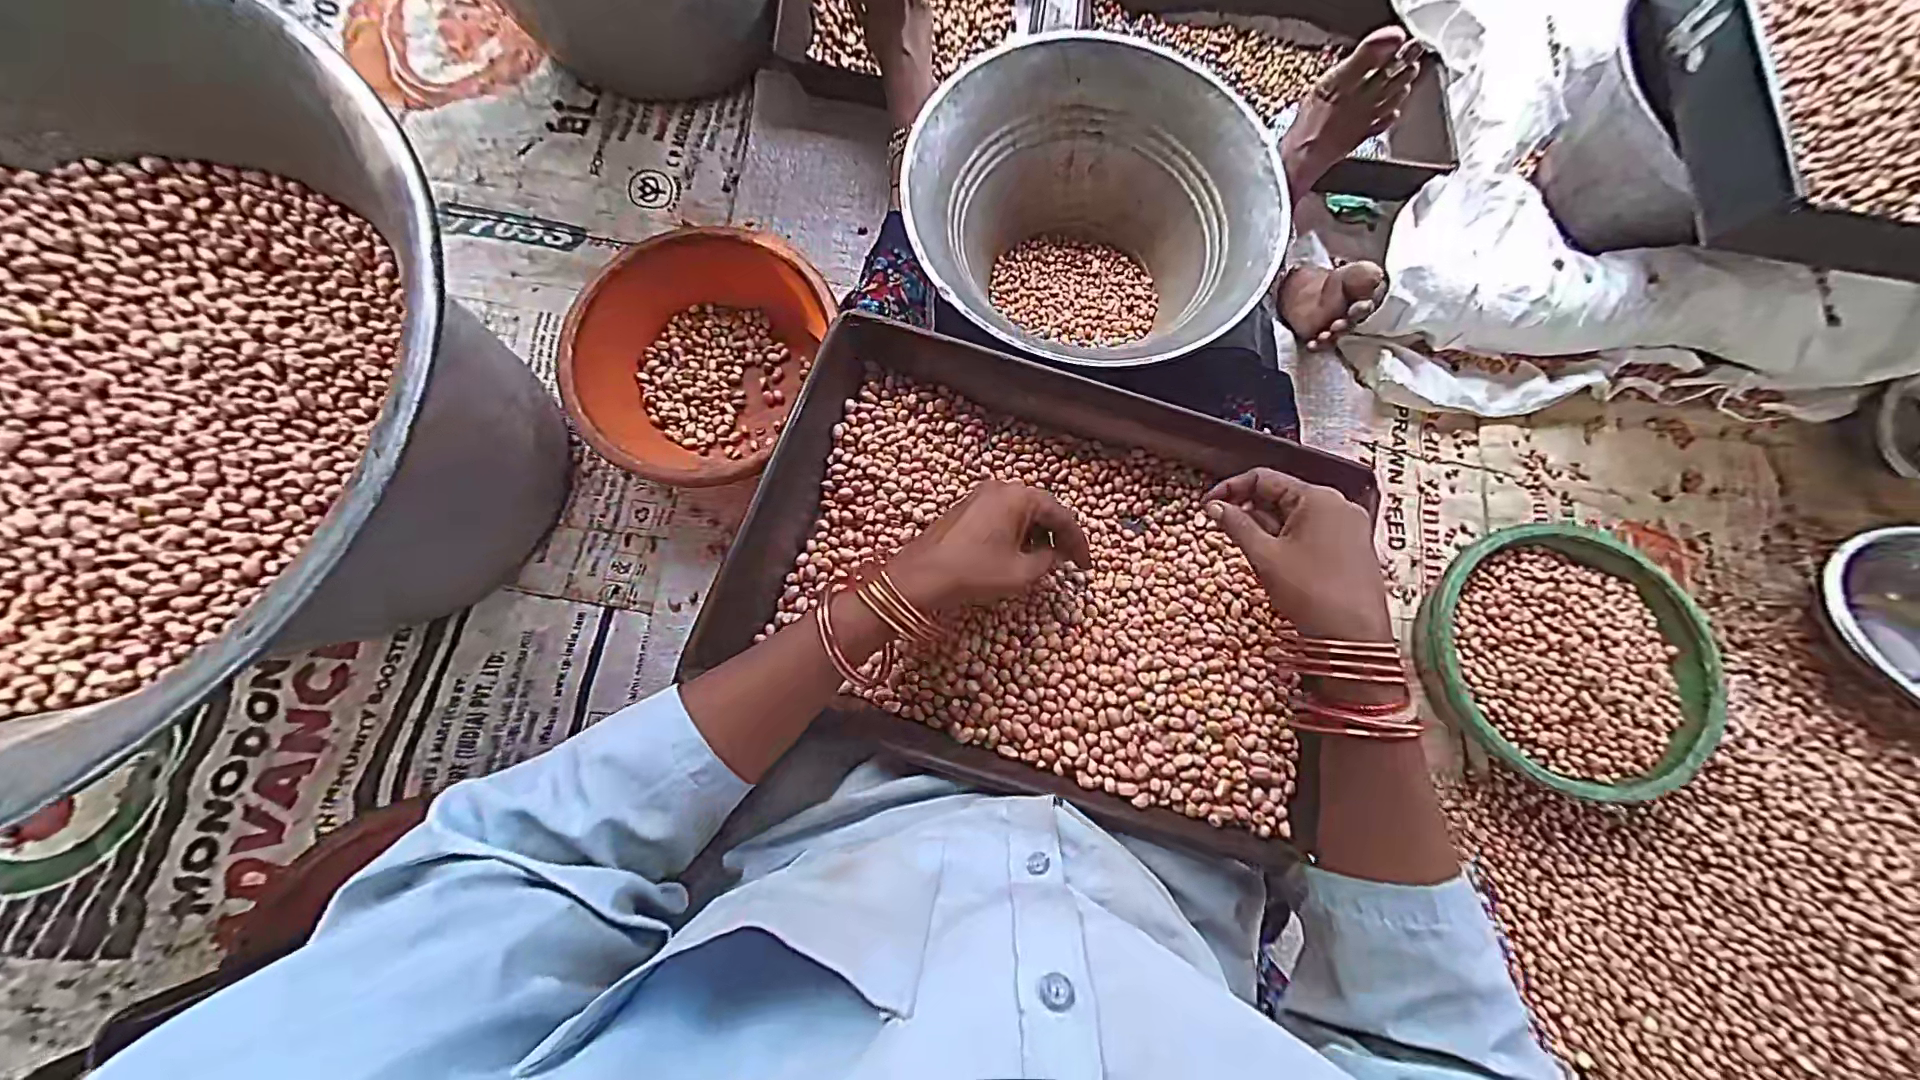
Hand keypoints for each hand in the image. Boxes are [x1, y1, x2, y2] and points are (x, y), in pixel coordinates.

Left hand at [885, 480, 1091, 612]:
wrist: (920, 577)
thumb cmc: (973, 572)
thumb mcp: (1021, 573)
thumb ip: (1048, 561)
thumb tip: (1056, 555)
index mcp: (1018, 496)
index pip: (1062, 515)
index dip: (1078, 542)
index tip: (1085, 565)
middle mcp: (1000, 487)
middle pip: (1042, 509)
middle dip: (1058, 535)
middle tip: (1070, 561)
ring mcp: (980, 496)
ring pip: (1021, 511)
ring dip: (1037, 534)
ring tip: (1046, 560)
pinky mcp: (966, 508)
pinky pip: (1002, 515)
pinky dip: (1017, 532)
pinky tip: (1018, 553)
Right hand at [1204, 467, 1388, 642]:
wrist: (1352, 635)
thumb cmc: (1311, 592)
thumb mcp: (1264, 555)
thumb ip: (1236, 525)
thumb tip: (1214, 506)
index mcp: (1318, 498)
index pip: (1263, 478)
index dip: (1229, 489)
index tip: (1207, 505)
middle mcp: (1337, 505)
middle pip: (1279, 494)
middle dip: (1247, 508)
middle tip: (1220, 526)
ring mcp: (1346, 526)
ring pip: (1292, 514)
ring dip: (1264, 526)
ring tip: (1245, 546)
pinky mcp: (1348, 546)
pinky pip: (1308, 531)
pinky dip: (1283, 538)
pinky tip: (1269, 557)